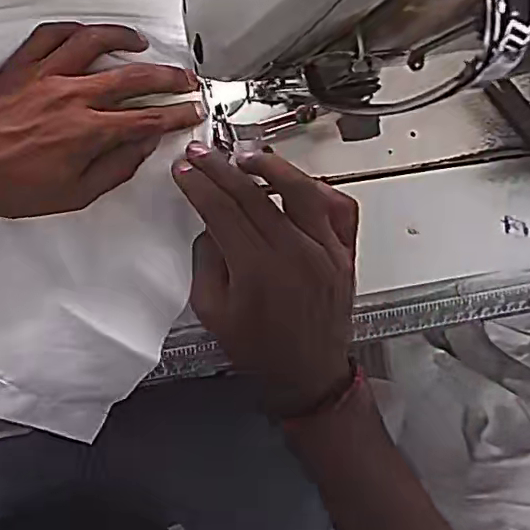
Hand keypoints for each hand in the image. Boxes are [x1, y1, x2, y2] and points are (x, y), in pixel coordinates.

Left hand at [0, 23, 203, 245]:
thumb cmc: (11, 189)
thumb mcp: (76, 194)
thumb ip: (116, 167)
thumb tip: (143, 146)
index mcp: (87, 131)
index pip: (147, 117)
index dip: (176, 113)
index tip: (190, 110)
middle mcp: (70, 97)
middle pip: (134, 77)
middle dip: (168, 77)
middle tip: (183, 80)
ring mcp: (44, 76)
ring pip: (95, 42)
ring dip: (125, 39)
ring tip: (141, 45)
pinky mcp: (20, 67)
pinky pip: (50, 35)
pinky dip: (74, 30)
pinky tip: (86, 34)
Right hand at [171, 142, 359, 415]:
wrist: (308, 375)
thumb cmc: (260, 350)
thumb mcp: (212, 311)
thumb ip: (206, 262)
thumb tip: (210, 223)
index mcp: (258, 271)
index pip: (222, 210)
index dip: (199, 185)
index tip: (185, 171)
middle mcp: (297, 255)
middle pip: (252, 194)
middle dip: (219, 168)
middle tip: (201, 154)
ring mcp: (326, 251)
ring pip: (299, 190)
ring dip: (269, 166)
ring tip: (245, 156)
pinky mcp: (345, 253)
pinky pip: (337, 207)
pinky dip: (316, 187)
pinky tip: (295, 182)